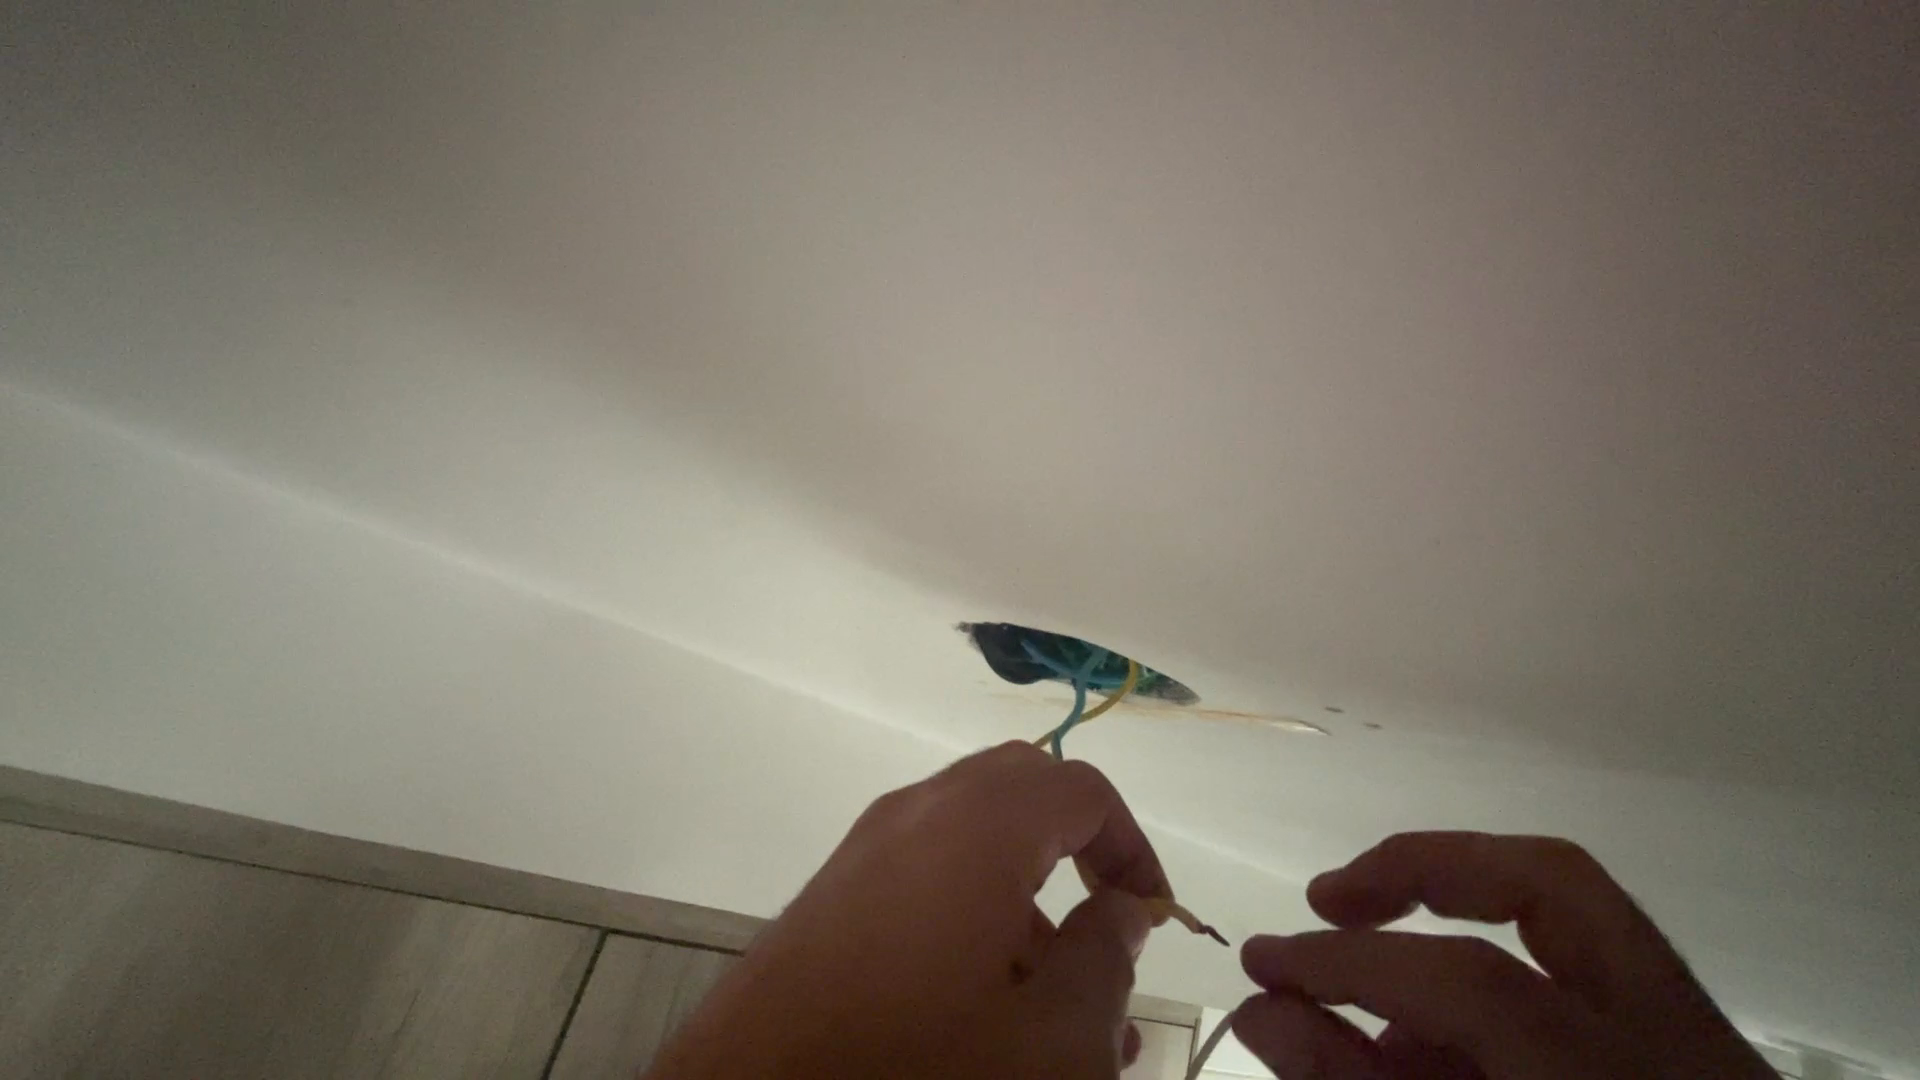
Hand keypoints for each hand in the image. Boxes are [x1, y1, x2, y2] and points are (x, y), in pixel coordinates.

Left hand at [646, 742, 1171, 1079]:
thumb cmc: (918, 1062)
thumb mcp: (1047, 1039)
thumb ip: (1104, 959)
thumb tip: (1122, 909)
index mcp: (979, 822)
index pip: (1080, 789)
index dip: (1131, 844)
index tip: (1152, 913)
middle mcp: (922, 809)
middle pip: (1024, 785)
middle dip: (1078, 839)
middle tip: (1105, 912)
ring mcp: (872, 841)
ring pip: (975, 825)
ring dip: (1027, 877)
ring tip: (1053, 982)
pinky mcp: (841, 881)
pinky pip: (929, 860)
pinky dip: (974, 894)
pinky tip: (983, 986)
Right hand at [1233, 832, 1777, 1079]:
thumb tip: (1263, 1008)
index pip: (1474, 986)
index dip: (1351, 964)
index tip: (1263, 963)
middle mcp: (1687, 1057)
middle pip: (1555, 884)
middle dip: (1423, 868)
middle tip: (1331, 898)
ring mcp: (1704, 1057)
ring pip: (1570, 913)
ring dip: (1444, 924)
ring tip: (1361, 994)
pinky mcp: (1692, 1066)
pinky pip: (1569, 982)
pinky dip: (1480, 996)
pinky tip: (1422, 1055)